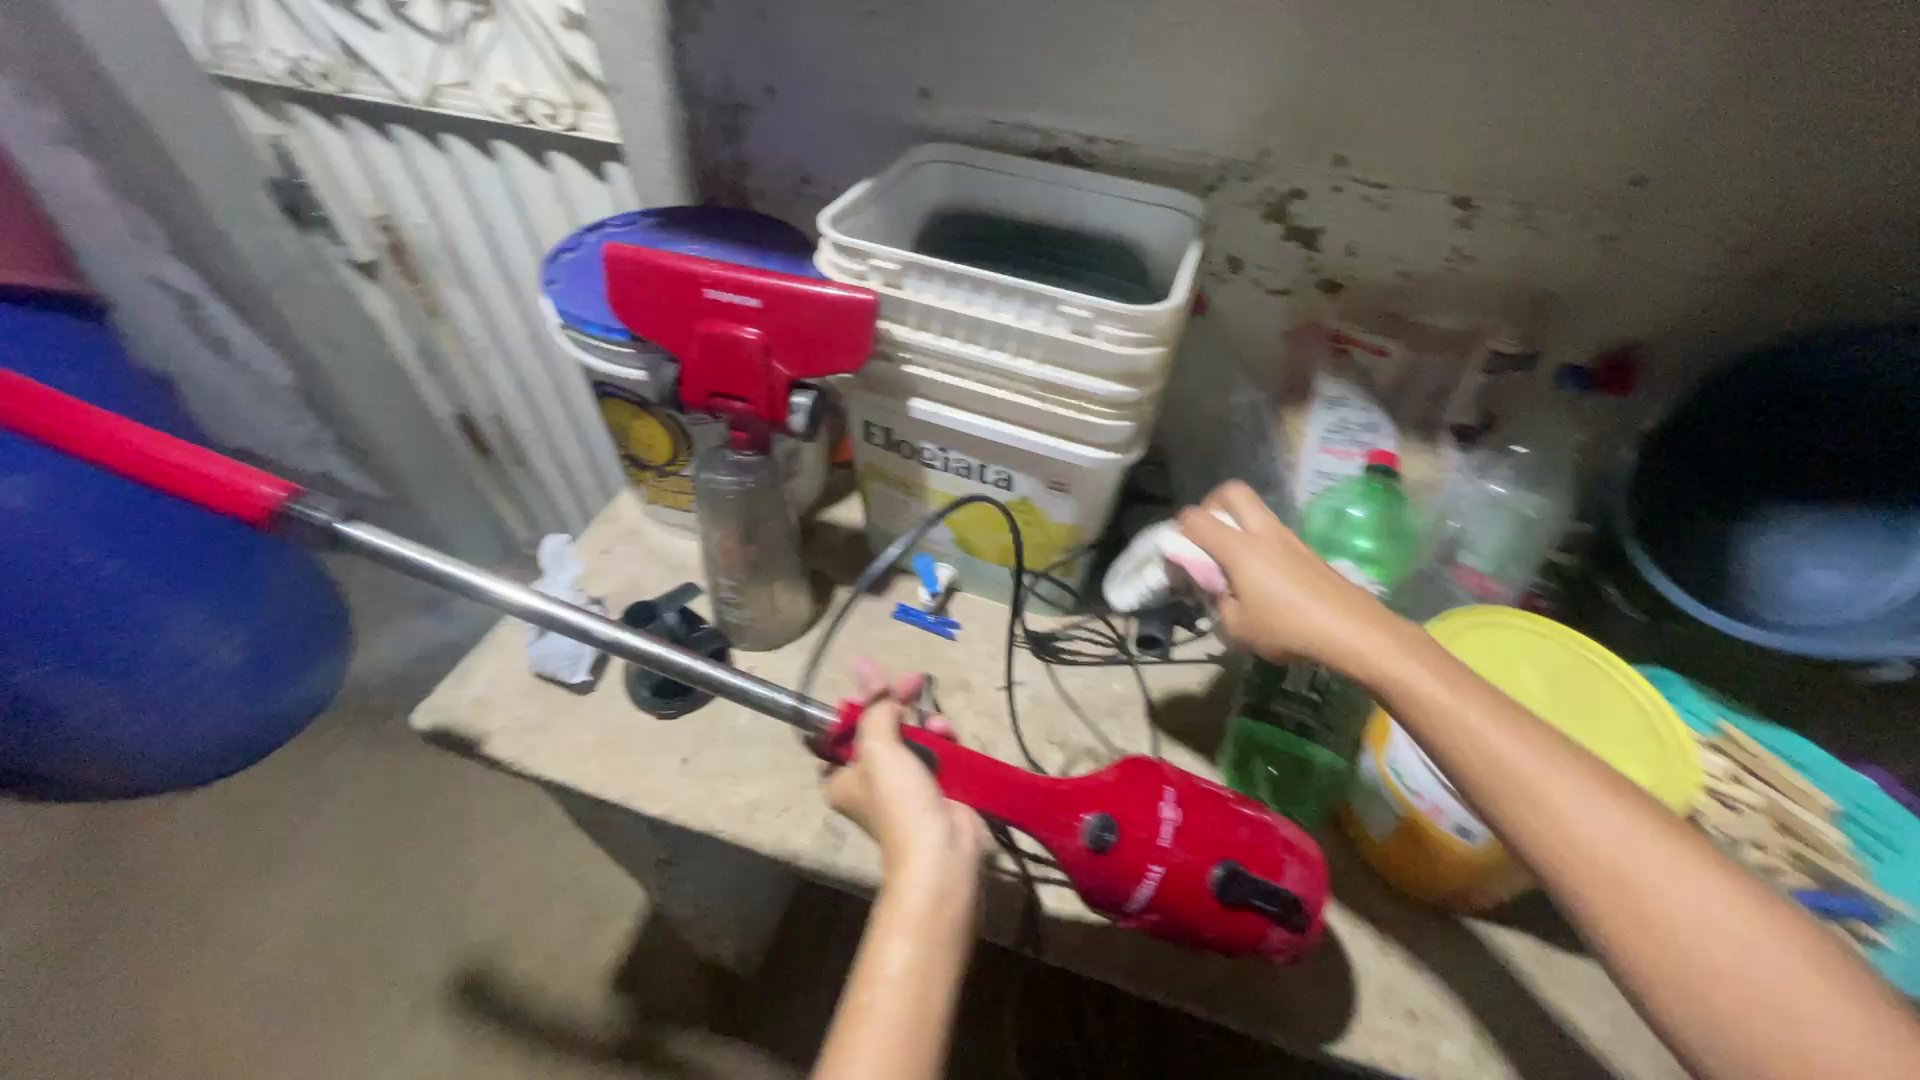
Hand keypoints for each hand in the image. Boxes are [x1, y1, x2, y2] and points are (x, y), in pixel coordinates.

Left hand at [824, 661, 986, 885]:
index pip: (844, 730)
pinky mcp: (935, 788)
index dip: (862, 704)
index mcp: (842, 777)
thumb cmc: (898, 799)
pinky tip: (950, 736)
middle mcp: (869, 781)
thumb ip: (873, 705)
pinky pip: (936, 751)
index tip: (881, 684)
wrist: (941, 850)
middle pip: (881, 729)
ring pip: (913, 737)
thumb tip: (861, 662)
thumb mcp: (877, 747)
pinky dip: (943, 740)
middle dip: (899, 707)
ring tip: (939, 725)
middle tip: (915, 683)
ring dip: (926, 724)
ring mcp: (904, 785)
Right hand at [1177, 480, 1406, 673]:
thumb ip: (1217, 601)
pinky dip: (1257, 540)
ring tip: (1232, 560)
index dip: (1179, 530)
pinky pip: (1271, 530)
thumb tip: (1216, 588)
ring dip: (1236, 523)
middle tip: (1207, 535)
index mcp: (1239, 549)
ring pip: (1255, 509)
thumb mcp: (1237, 627)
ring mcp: (1288, 537)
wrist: (1353, 630)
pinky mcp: (1305, 549)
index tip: (1181, 555)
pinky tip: (1260, 575)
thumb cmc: (1288, 629)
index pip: (1195, 518)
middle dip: (1211, 505)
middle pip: (1231, 491)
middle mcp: (1262, 532)